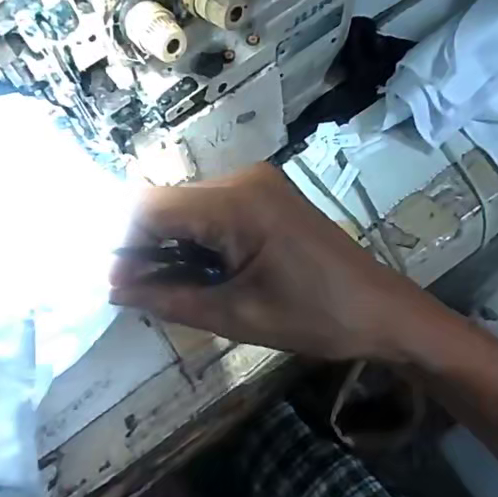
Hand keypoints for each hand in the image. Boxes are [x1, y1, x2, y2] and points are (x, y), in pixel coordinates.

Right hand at [110, 164, 445, 360]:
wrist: (384, 311)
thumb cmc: (316, 317)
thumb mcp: (235, 316)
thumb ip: (168, 298)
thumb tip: (115, 290)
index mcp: (237, 203)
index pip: (150, 207)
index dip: (122, 243)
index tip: (113, 283)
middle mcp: (242, 178)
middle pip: (166, 202)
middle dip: (142, 245)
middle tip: (133, 290)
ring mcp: (256, 182)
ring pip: (185, 205)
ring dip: (166, 242)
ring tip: (161, 284)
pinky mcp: (264, 193)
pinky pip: (209, 208)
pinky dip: (192, 237)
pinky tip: (193, 269)